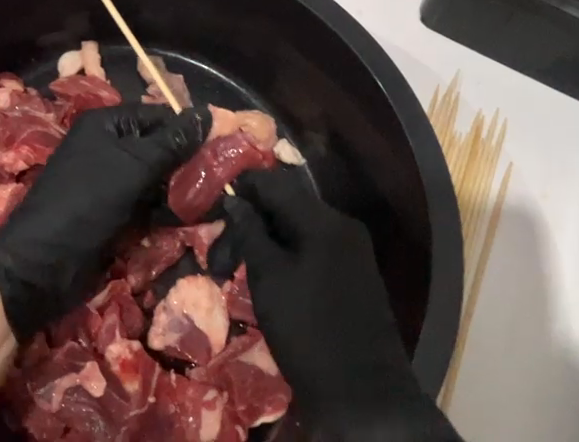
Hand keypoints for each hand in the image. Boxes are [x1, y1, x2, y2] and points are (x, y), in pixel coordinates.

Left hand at [0, 104, 206, 336]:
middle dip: (188, 164)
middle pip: (159, 148)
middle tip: (223, 180)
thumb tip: (206, 114)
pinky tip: (190, 221)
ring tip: (212, 203)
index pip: (158, 116)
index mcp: (106, 124)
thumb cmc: (86, 204)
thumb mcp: (133, 167)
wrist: (42, 265)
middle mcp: (108, 147)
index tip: (225, 147)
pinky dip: (166, 213)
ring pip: (157, 180)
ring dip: (181, 192)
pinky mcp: (114, 214)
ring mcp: (110, 183)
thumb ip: (171, 143)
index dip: (189, 130)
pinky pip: (148, 206)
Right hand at [223, 167, 461, 441]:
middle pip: (290, 202)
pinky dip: (290, 250)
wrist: (363, 394)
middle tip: (223, 238)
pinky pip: (316, 246)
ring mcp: (354, 250)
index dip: (243, 186)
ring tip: (240, 258)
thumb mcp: (268, 278)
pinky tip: (269, 272)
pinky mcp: (356, 274)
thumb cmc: (307, 331)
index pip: (275, 182)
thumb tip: (235, 200)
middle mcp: (343, 226)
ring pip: (302, 225)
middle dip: (255, 214)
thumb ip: (250, 232)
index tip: (215, 201)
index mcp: (324, 220)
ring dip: (270, 234)